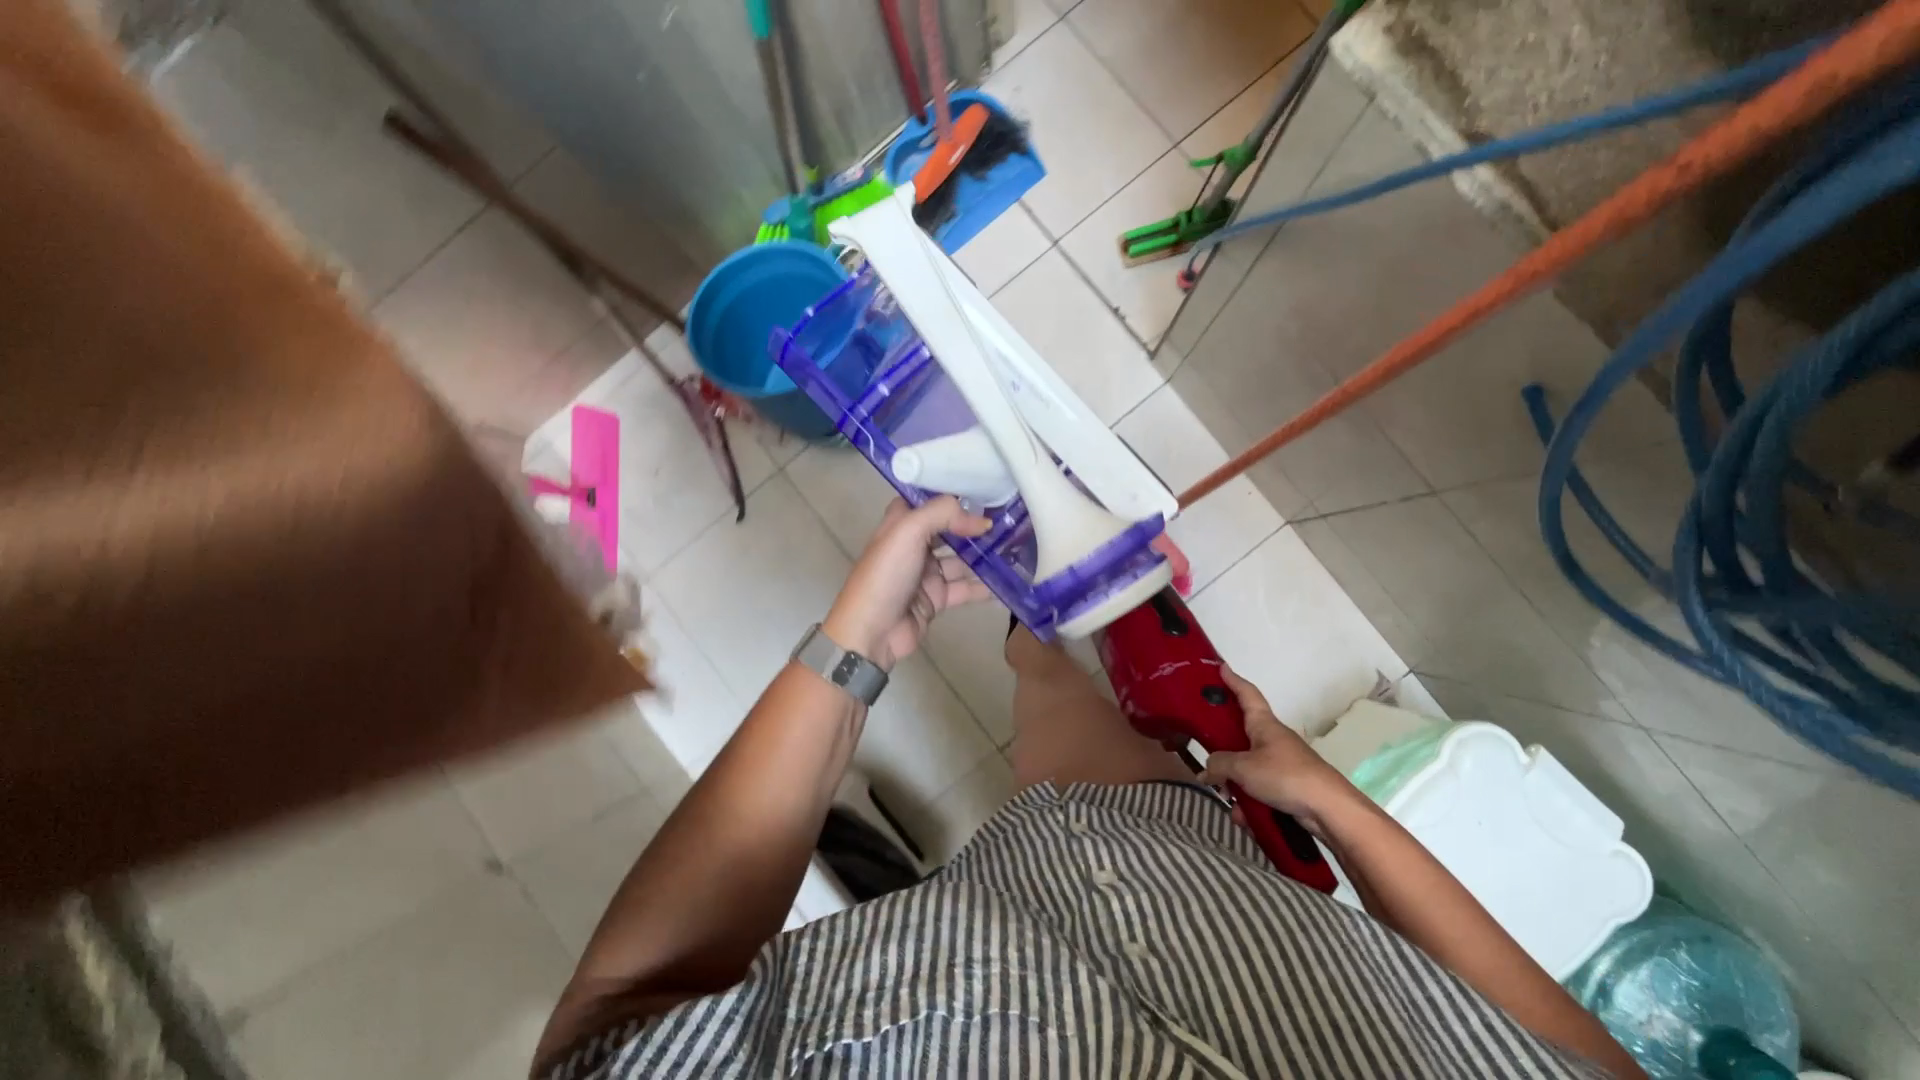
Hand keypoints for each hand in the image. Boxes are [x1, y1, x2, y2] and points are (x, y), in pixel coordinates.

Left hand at [822, 497, 992, 671]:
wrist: (872, 632)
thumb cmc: (885, 575)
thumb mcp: (908, 532)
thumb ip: (943, 514)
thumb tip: (982, 521)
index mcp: (900, 525)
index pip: (927, 501)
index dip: (951, 494)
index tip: (984, 487)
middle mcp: (913, 545)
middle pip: (948, 529)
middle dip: (974, 524)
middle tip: (1009, 516)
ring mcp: (925, 574)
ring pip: (960, 559)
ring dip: (984, 554)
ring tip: (1017, 546)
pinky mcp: (936, 599)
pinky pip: (965, 588)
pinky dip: (984, 585)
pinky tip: (1008, 579)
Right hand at [1198, 665, 1361, 834]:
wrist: (1328, 809)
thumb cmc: (1285, 776)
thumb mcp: (1243, 767)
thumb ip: (1219, 764)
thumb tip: (1208, 769)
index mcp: (1264, 725)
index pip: (1247, 694)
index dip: (1233, 680)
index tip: (1220, 667)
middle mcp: (1272, 740)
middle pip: (1240, 737)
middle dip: (1223, 752)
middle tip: (1205, 756)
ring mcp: (1280, 764)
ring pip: (1246, 770)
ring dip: (1235, 788)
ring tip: (1230, 804)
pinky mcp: (1286, 787)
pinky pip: (1258, 792)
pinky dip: (1250, 805)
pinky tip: (1247, 819)